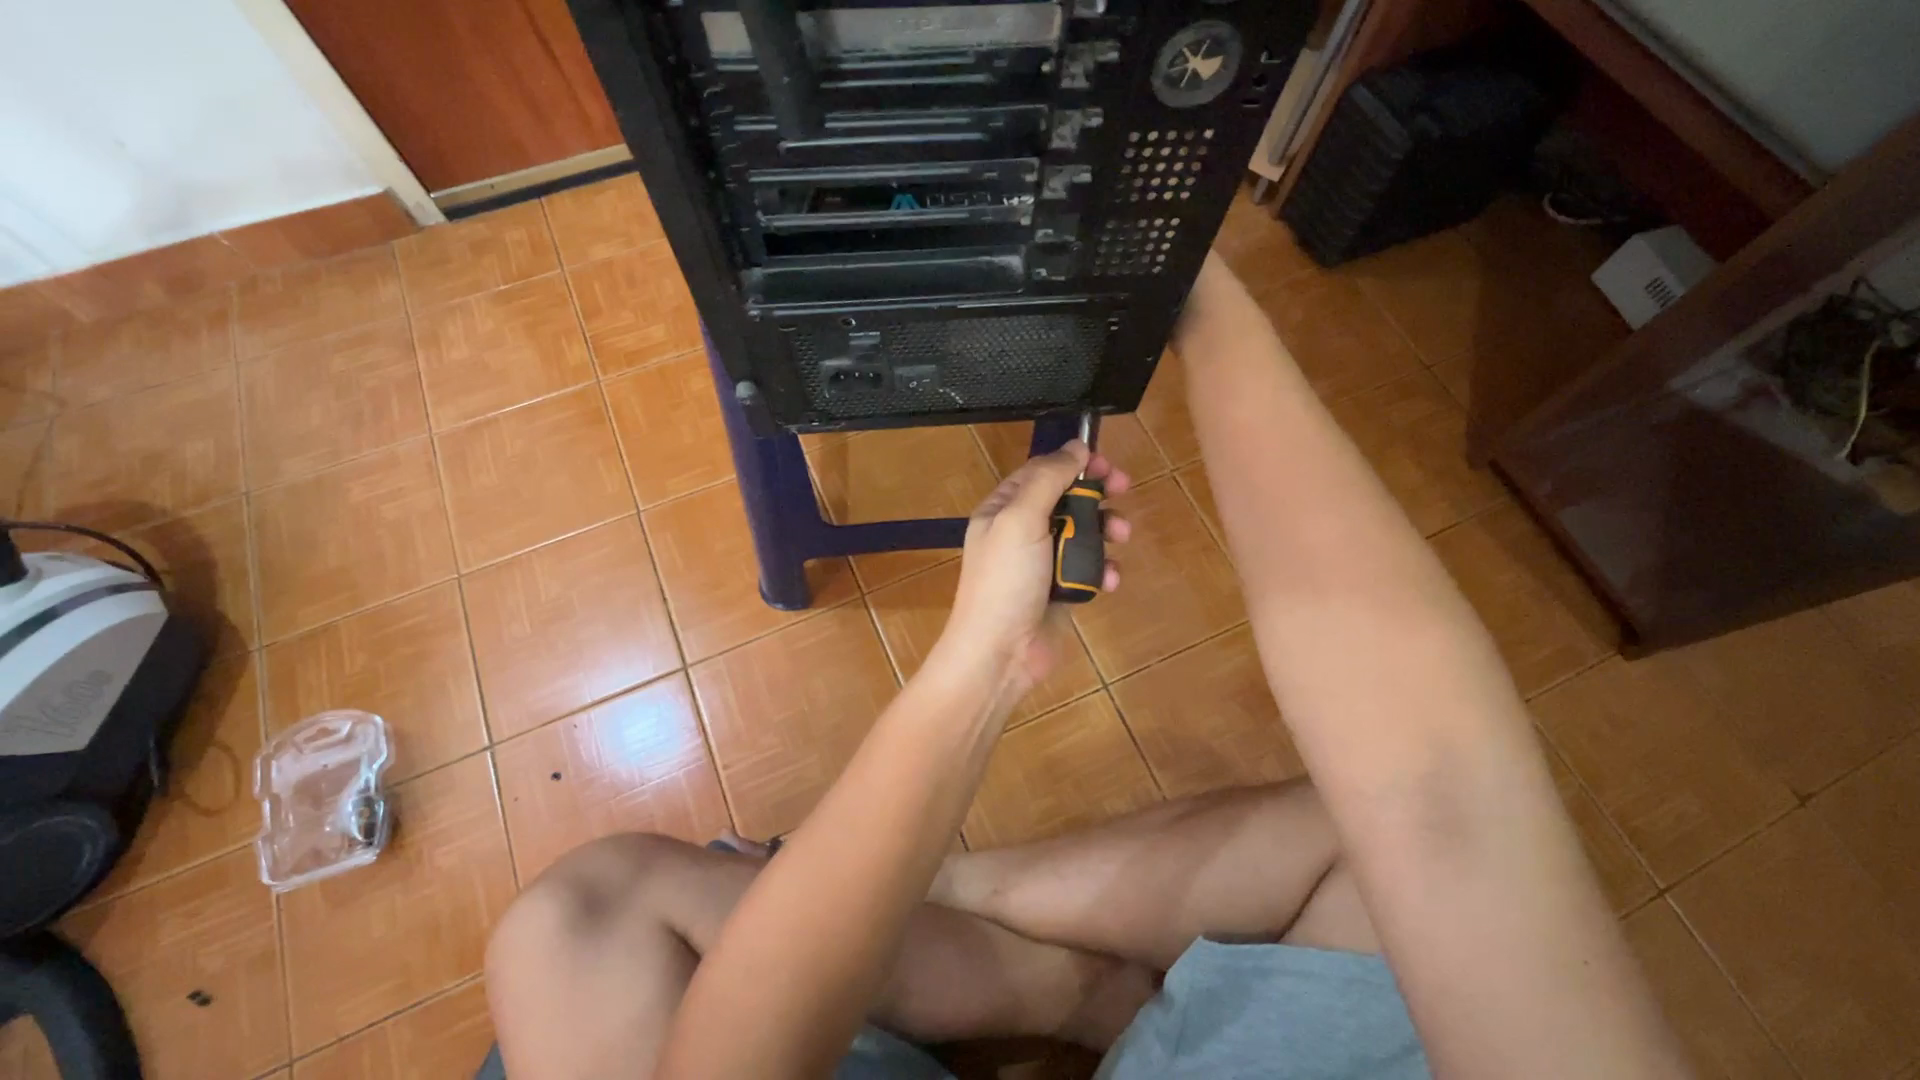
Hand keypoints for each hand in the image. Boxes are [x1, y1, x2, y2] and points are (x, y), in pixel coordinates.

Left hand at [941, 440, 1130, 687]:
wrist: (1001, 652)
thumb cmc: (1006, 580)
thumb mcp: (1021, 519)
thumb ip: (1048, 478)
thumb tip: (1076, 446)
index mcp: (1003, 508)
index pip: (1042, 471)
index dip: (1074, 463)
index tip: (1105, 463)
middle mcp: (1022, 531)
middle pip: (1068, 498)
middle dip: (1097, 494)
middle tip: (1123, 489)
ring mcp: (1043, 562)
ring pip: (1084, 533)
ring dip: (1106, 531)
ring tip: (1121, 536)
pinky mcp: (1061, 591)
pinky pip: (1089, 569)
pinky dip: (1103, 570)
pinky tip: (1109, 580)